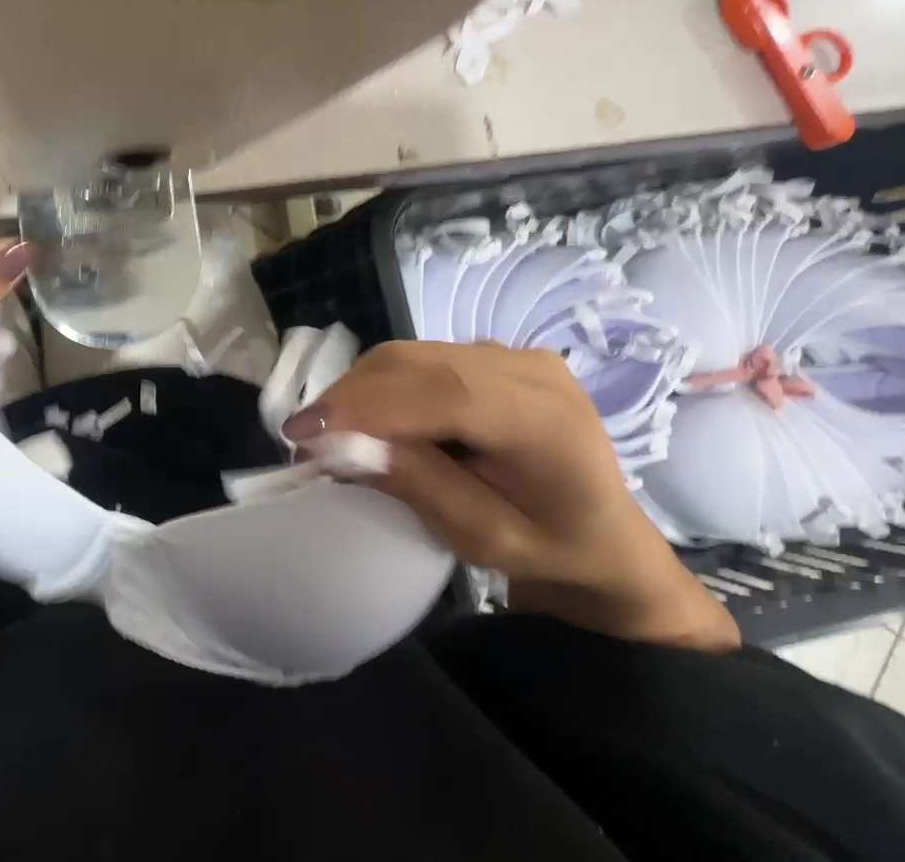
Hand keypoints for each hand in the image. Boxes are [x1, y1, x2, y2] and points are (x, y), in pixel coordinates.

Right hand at [286, 341, 738, 651]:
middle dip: (349, 397)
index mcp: (544, 421)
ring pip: (410, 355)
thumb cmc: (548, 549)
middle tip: (304, 442)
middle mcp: (531, 369)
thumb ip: (420, 484)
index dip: (366, 405)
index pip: (442, 391)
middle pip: (416, 363)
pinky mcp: (495, 356)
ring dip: (361, 391)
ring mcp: (514, 355)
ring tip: (331, 436)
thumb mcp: (483, 536)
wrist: (602, 537)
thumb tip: (345, 446)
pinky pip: (421, 360)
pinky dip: (382, 387)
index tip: (303, 432)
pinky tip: (371, 422)